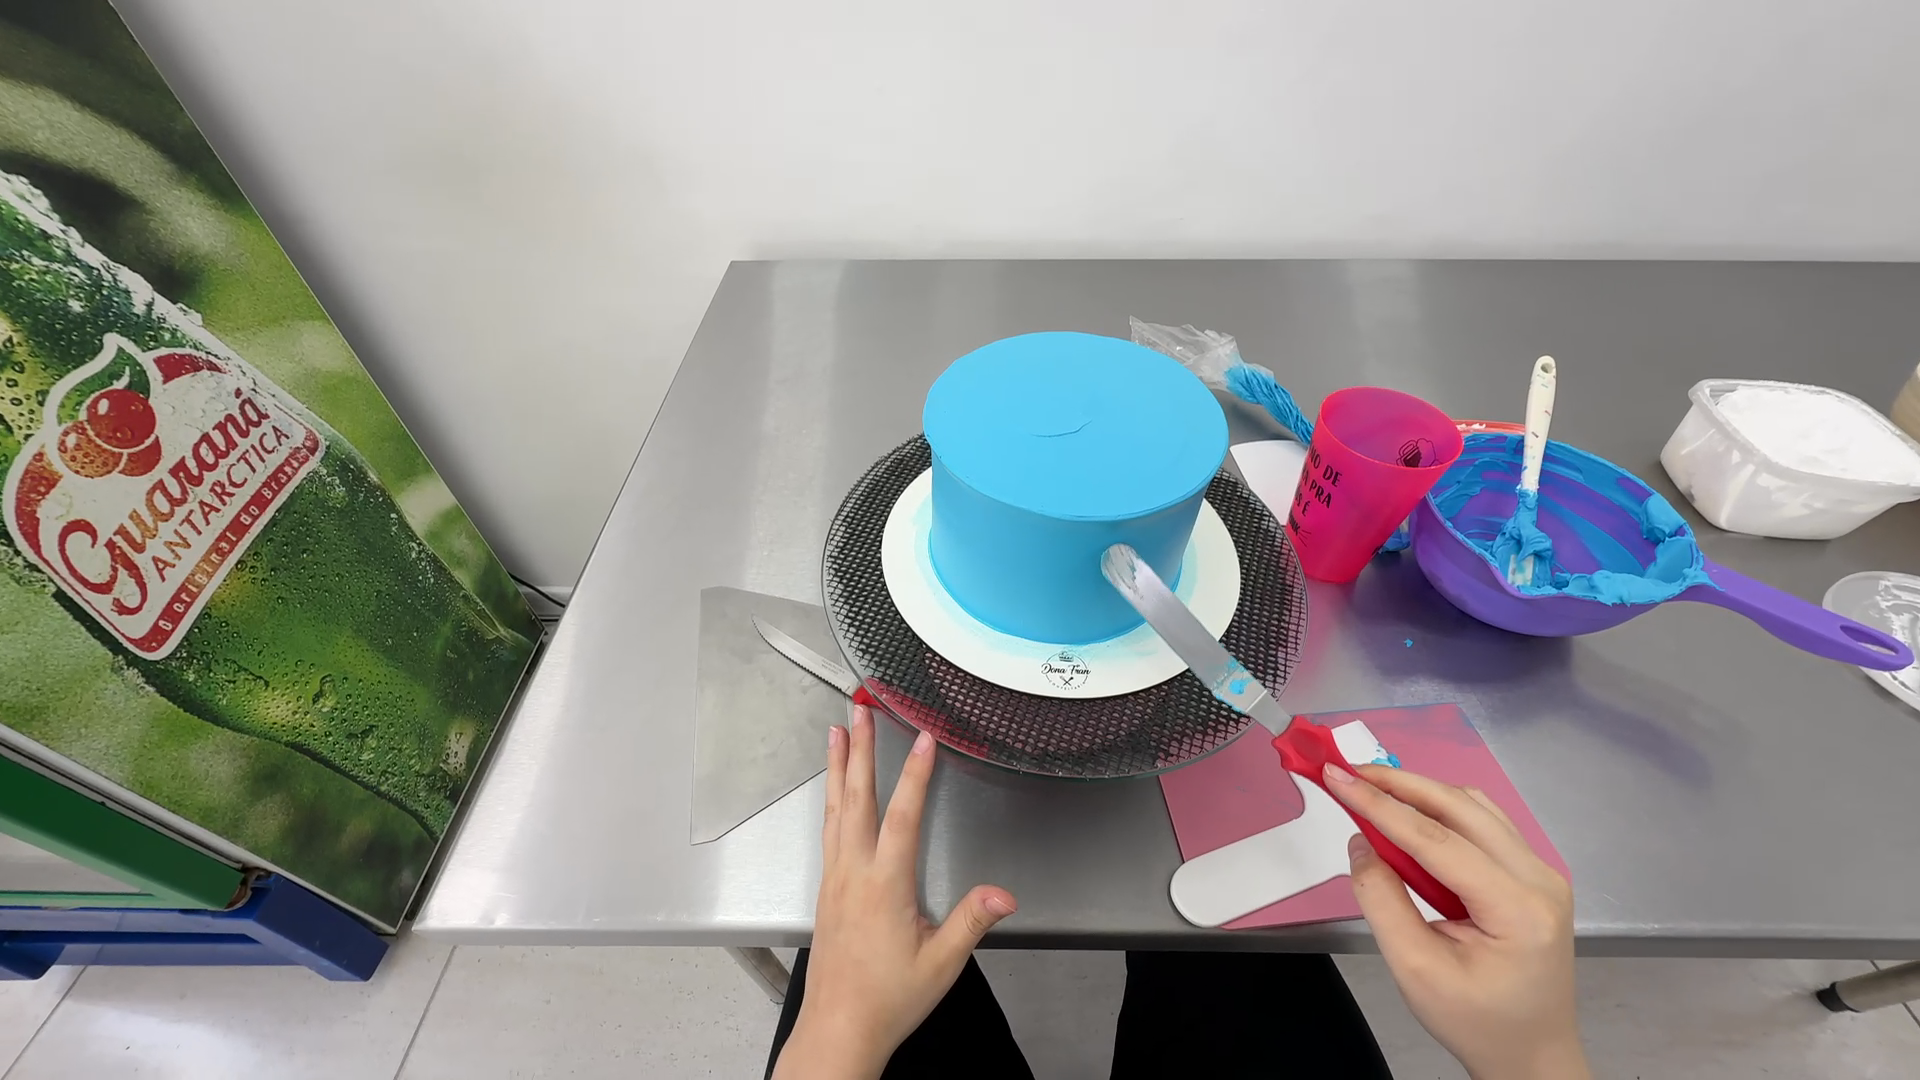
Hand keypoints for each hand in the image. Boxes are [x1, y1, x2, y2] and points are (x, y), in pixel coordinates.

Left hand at [773, 706, 1017, 1079]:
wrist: (838, 1029)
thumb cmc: (889, 997)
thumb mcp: (941, 963)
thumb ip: (971, 922)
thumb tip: (1004, 894)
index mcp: (884, 884)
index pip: (902, 816)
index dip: (916, 775)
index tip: (924, 739)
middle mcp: (854, 871)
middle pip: (857, 798)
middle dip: (862, 750)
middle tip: (859, 711)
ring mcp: (835, 876)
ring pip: (836, 808)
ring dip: (839, 766)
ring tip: (837, 732)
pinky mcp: (827, 886)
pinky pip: (828, 827)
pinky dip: (831, 796)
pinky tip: (834, 787)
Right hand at [1326, 764, 1589, 1079]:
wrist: (1532, 1056)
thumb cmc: (1474, 1020)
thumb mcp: (1413, 967)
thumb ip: (1381, 898)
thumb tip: (1360, 841)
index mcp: (1517, 910)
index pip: (1437, 839)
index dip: (1380, 803)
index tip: (1335, 776)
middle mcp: (1538, 880)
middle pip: (1459, 807)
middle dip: (1397, 783)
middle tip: (1346, 773)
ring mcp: (1539, 872)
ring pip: (1471, 805)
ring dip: (1417, 790)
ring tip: (1369, 789)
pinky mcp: (1529, 872)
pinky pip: (1479, 820)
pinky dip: (1436, 807)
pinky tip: (1405, 812)